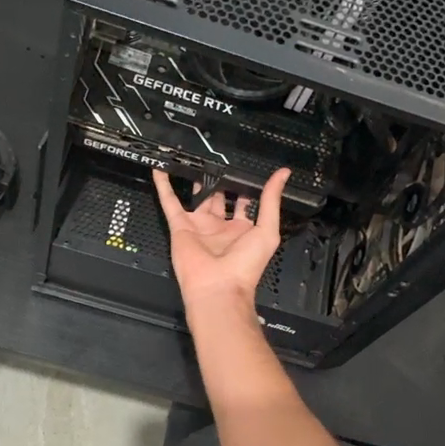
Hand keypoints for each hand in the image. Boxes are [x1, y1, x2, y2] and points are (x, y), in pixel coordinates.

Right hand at [153, 168, 289, 308]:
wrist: (218, 287)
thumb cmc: (246, 265)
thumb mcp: (267, 229)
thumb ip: (271, 200)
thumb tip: (283, 175)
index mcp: (242, 230)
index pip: (243, 203)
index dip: (244, 186)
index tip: (244, 168)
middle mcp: (219, 228)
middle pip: (218, 198)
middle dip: (218, 181)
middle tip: (217, 160)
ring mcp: (199, 227)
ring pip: (195, 198)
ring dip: (193, 180)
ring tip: (192, 158)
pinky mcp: (180, 227)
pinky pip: (170, 203)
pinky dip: (164, 186)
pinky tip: (161, 168)